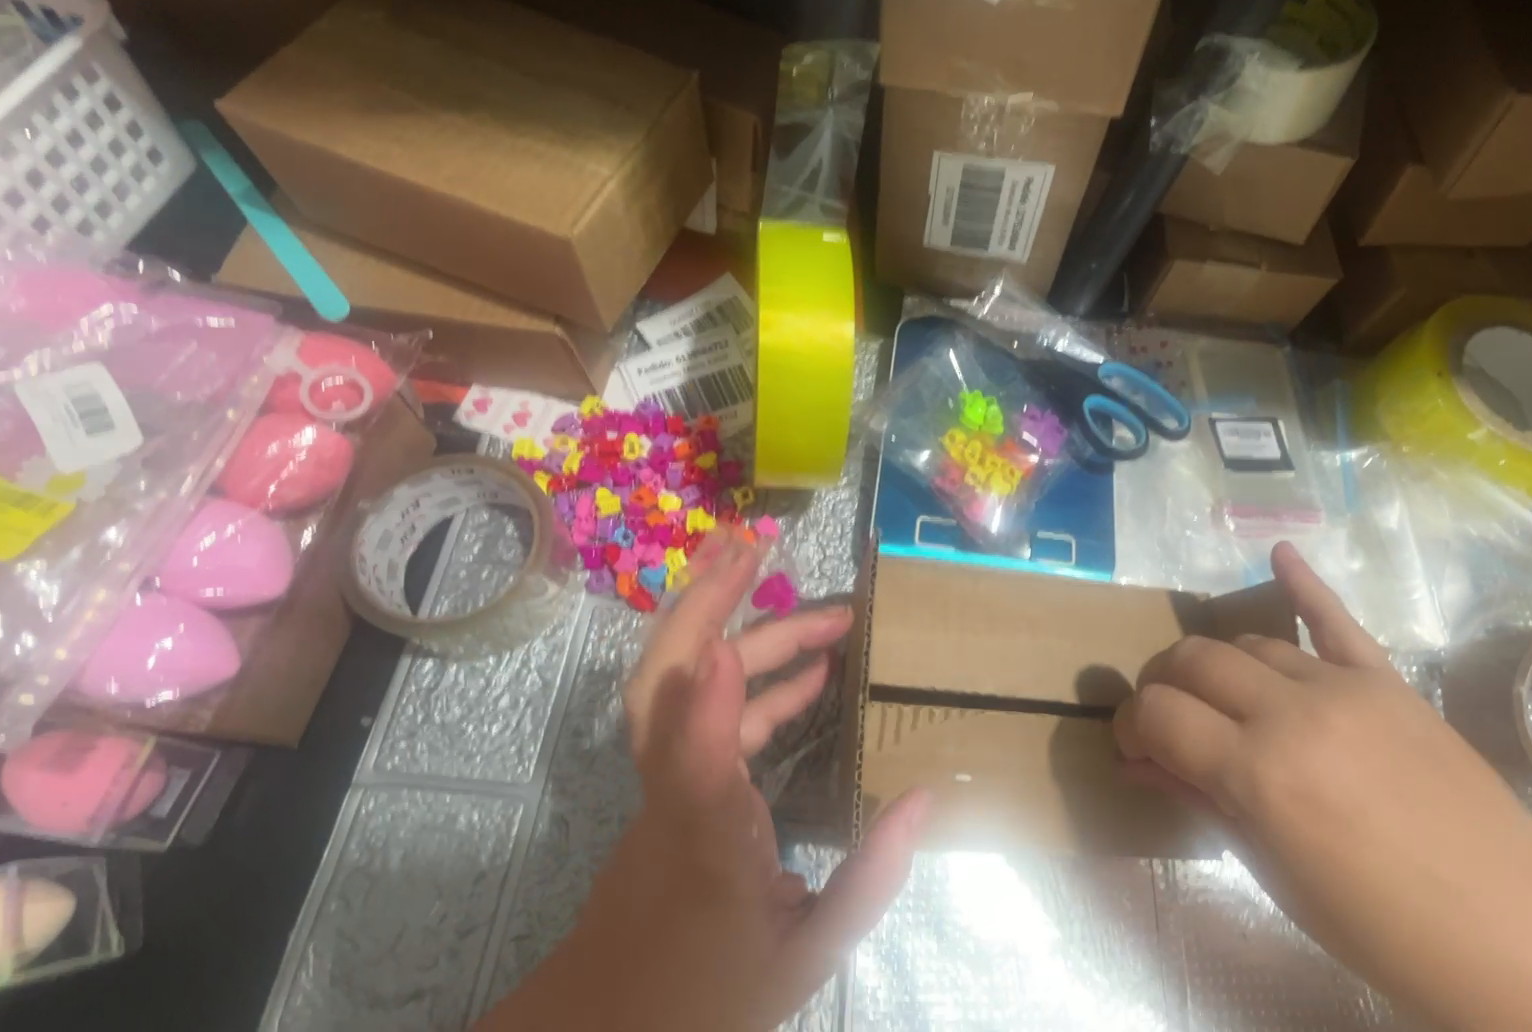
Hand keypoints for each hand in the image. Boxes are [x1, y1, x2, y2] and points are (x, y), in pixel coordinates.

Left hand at [477, 537, 929, 1031]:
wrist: (612, 1022)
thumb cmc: (707, 990)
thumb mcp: (806, 955)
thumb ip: (868, 881)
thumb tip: (920, 798)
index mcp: (709, 835)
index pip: (695, 759)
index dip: (708, 698)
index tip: (728, 640)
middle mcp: (677, 790)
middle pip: (665, 683)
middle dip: (703, 605)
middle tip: (754, 547)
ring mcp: (667, 780)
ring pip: (676, 682)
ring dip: (725, 622)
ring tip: (807, 599)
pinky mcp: (675, 782)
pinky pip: (703, 710)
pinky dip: (752, 679)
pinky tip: (812, 676)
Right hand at [1116, 541, 1531, 1031]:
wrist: (1513, 937)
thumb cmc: (1376, 928)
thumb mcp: (1271, 870)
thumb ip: (1200, 798)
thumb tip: (1139, 761)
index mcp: (1256, 772)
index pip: (1157, 712)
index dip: (1130, 725)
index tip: (1132, 746)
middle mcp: (1293, 713)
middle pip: (1194, 660)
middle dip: (1162, 685)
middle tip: (1165, 721)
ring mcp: (1347, 688)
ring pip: (1249, 642)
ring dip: (1215, 663)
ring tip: (1216, 697)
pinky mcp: (1391, 683)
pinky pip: (1337, 621)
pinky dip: (1305, 585)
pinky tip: (1280, 554)